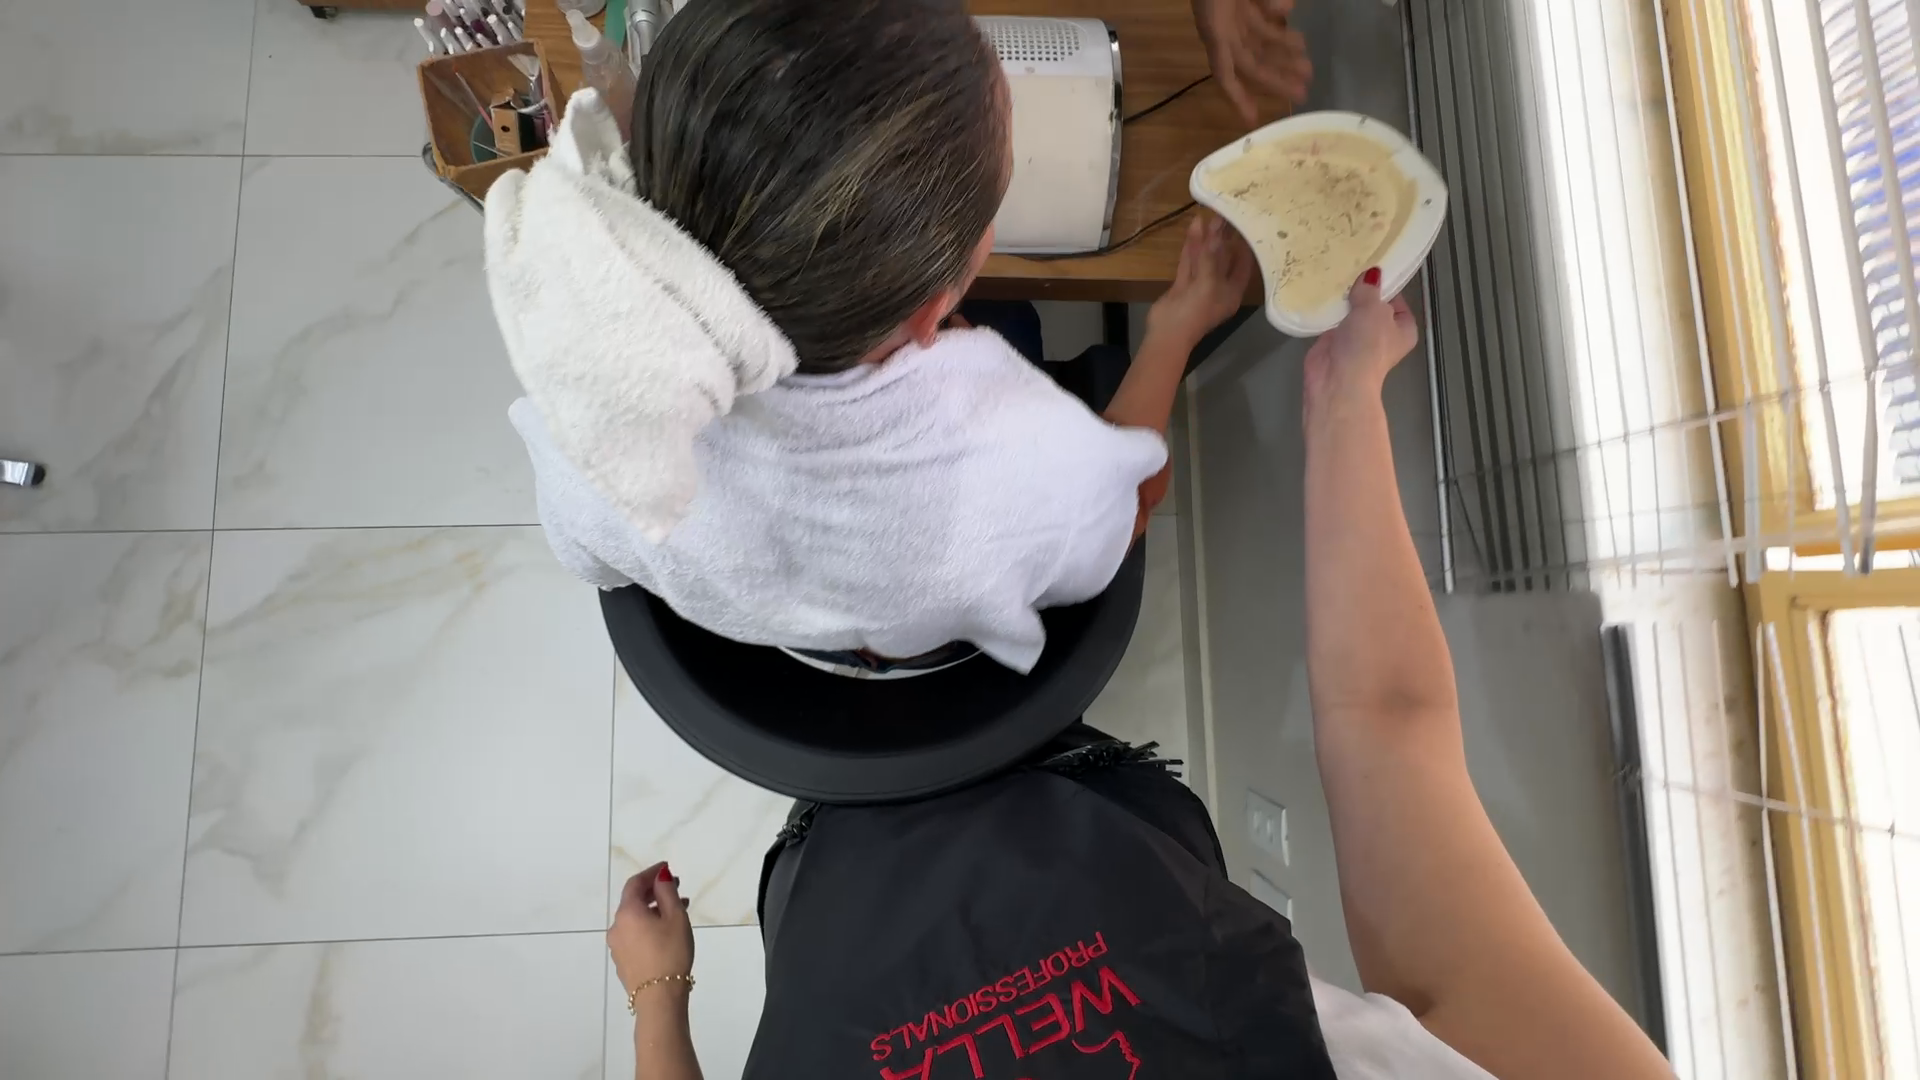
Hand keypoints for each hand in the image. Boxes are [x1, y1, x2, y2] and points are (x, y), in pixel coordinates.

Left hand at [608, 862, 693, 1001]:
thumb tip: (660, 876)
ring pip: (635, 918)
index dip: (651, 872)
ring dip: (654, 908)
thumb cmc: (670, 951)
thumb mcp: (675, 916)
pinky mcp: (623, 961)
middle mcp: (616, 927)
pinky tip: (666, 930)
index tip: (668, 868)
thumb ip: (666, 891)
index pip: (635, 883)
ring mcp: (617, 946)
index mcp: (628, 913)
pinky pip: (634, 933)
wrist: (659, 999)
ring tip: (678, 908)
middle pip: (633, 900)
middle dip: (654, 890)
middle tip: (676, 886)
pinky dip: (648, 924)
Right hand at [1147, 216, 1255, 345]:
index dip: (1245, 246)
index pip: (1244, 265)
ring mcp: (1199, 287)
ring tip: (1208, 216)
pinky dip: (1190, 248)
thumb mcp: (1208, 283)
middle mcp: (1219, 288)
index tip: (1246, 224)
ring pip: (1204, 260)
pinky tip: (1193, 229)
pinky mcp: (1183, 286)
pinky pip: (1189, 264)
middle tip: (1223, 215)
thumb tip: (1217, 231)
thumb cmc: (1195, 312)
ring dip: (1206, 240)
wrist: (1166, 334)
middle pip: (1223, 260)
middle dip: (1222, 239)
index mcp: (1232, 292)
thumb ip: (1211, 256)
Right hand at [1192, 0, 1312, 124]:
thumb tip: (1286, 10)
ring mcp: (1236, 14)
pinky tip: (1294, 25)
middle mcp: (1226, 31)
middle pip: (1252, 62)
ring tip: (1306, 65)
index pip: (1226, 75)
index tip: (1252, 120)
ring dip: (1284, 53)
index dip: (1238, 98)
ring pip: (1262, 41)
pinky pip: (1262, 14)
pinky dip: (1278, 20)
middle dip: (1277, 78)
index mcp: (1216, 32)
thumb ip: (1259, 2)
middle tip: (1302, 92)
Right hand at [1303, 269, 1418, 411]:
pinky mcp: (1331, 343)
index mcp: (1403, 328)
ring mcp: (1355, 340)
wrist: (1337, 381)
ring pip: (1349, 312)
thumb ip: (1370, 289)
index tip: (1371, 266)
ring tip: (1333, 275)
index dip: (1385, 283)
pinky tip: (1319, 293)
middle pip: (1371, 304)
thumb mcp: (1374, 310)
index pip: (1396, 298)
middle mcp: (1380, 335)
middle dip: (1360, 290)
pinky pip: (1329, 321)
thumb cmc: (1366, 346)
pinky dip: (1325, 311)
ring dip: (1341, 300)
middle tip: (1350, 266)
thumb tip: (1369, 274)